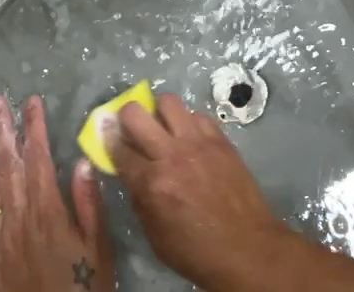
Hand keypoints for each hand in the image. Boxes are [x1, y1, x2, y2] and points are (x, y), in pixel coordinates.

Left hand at [0, 94, 114, 291]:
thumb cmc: (85, 289)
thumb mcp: (99, 248)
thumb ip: (88, 205)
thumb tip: (82, 161)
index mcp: (49, 212)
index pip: (39, 160)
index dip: (34, 128)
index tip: (31, 101)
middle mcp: (19, 221)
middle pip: (8, 168)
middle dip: (3, 132)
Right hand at [109, 93, 296, 289]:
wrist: (248, 249)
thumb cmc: (197, 251)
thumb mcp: (155, 236)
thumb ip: (139, 198)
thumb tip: (131, 171)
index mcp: (152, 183)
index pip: (118, 148)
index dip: (107, 140)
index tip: (105, 133)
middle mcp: (171, 154)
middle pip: (135, 113)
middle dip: (125, 116)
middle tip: (130, 126)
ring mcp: (198, 142)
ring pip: (168, 101)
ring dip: (159, 112)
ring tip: (163, 127)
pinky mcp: (221, 139)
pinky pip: (197, 115)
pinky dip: (188, 122)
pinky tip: (190, 138)